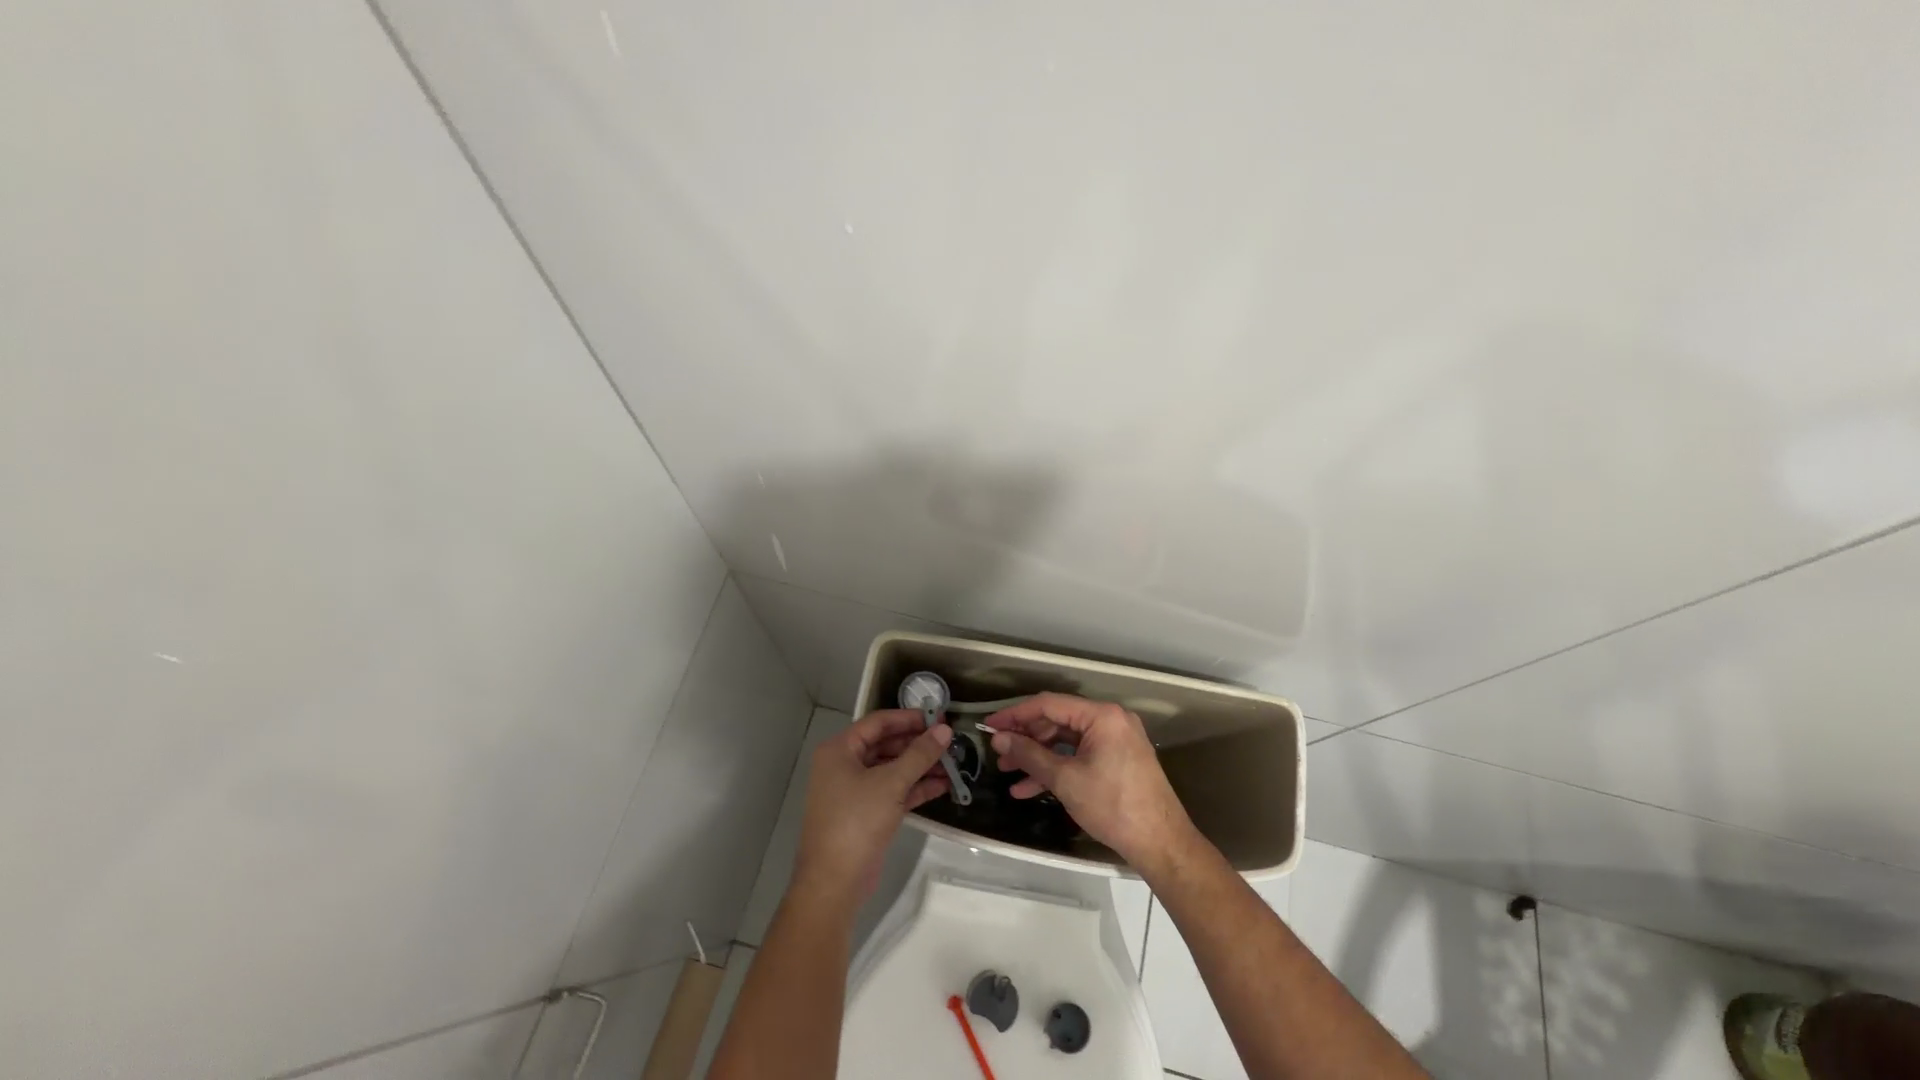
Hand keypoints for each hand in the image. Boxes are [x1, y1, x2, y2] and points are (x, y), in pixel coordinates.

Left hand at [790, 709, 952, 910]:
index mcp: (839, 750)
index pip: (878, 723)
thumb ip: (919, 755)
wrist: (835, 880)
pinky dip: (916, 788)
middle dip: (918, 744)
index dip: (909, 718)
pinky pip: (894, 792)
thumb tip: (944, 730)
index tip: (939, 718)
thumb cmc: (857, 821)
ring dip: (921, 767)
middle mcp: (844, 765)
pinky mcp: (867, 813)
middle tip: (951, 742)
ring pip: (892, 770)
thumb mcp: (891, 783)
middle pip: (886, 745)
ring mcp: (855, 791)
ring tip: (955, 764)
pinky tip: (944, 785)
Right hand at [983, 693, 1195, 870]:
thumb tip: (1000, 738)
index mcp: (1102, 716)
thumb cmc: (1112, 805)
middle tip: (998, 752)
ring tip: (1008, 772)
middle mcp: (1111, 721)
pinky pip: (1080, 756)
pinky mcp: (1117, 761)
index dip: (1015, 714)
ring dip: (1038, 757)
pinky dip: (1057, 769)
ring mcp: (1116, 741)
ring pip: (1067, 742)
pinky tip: (1030, 788)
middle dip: (1026, 738)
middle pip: (1058, 721)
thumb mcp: (1065, 779)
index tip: (990, 725)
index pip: (1049, 705)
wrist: (1159, 841)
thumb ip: (1030, 755)